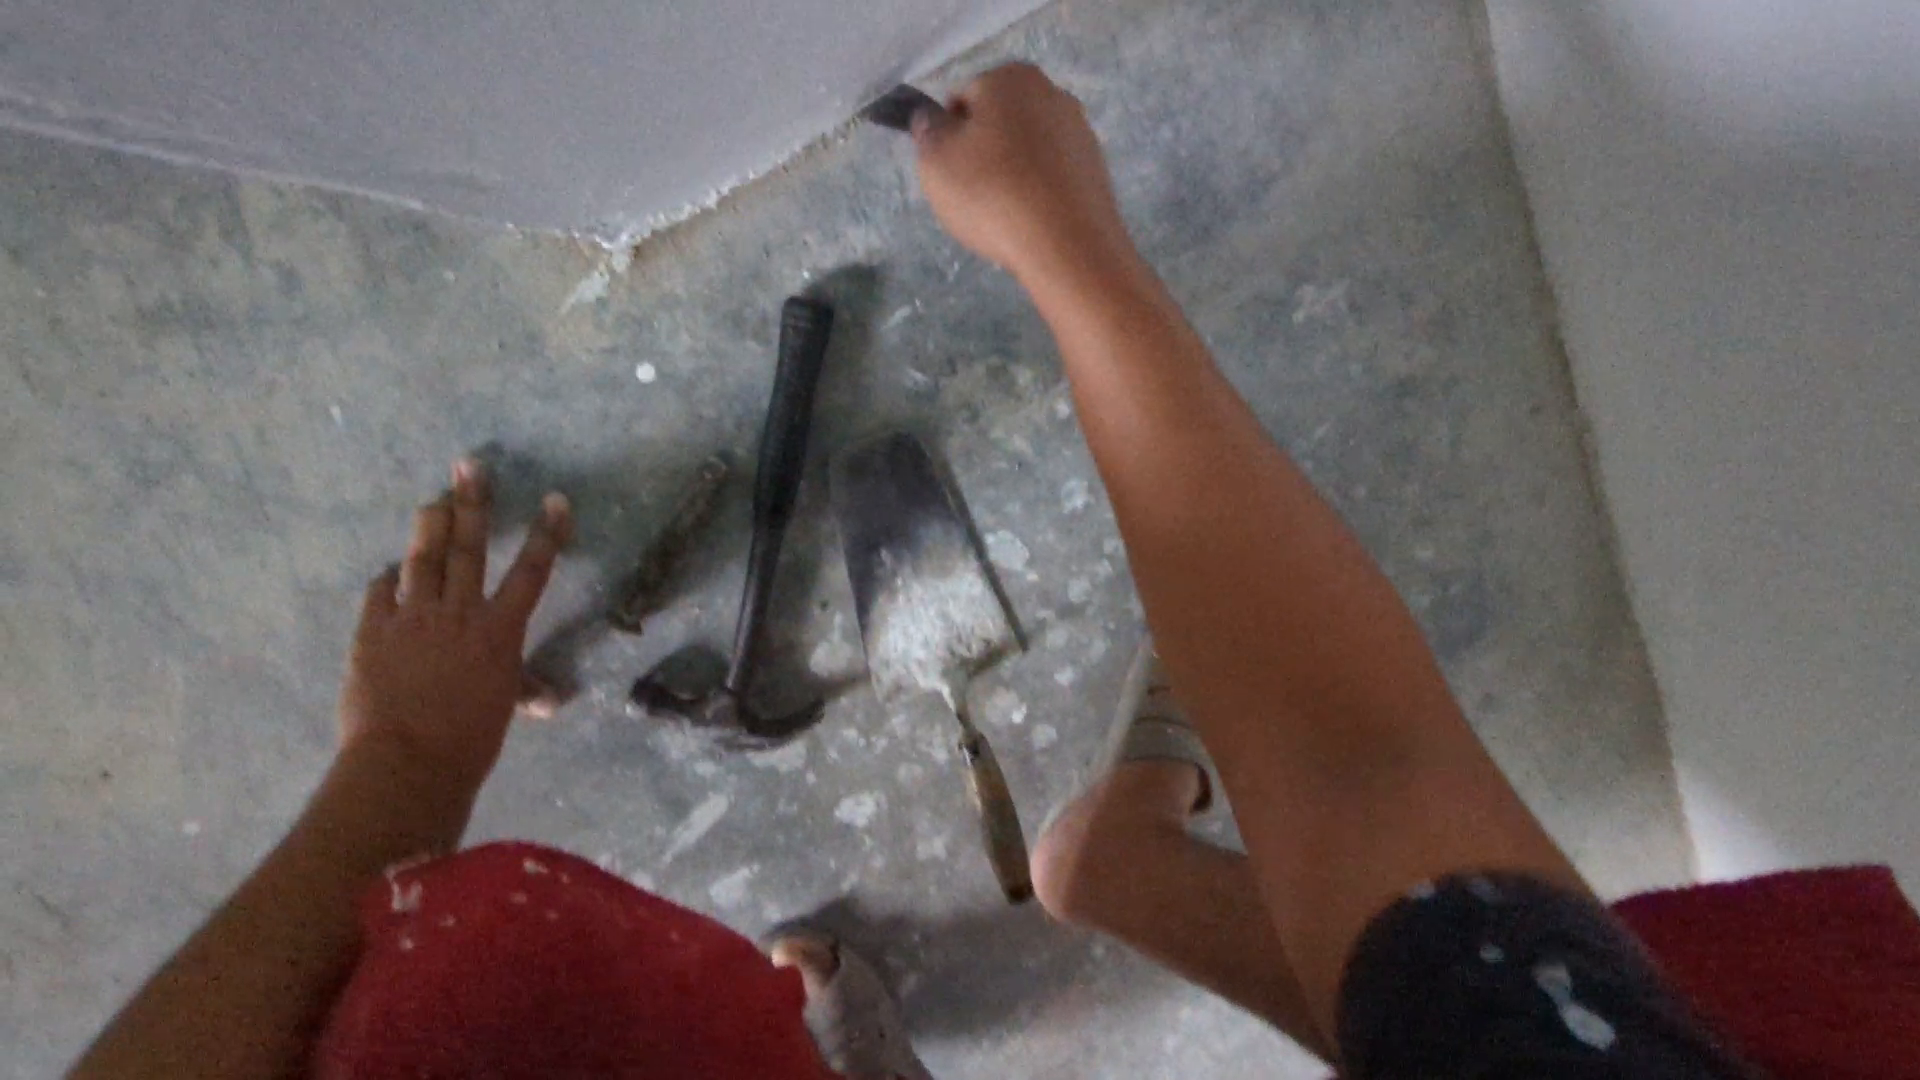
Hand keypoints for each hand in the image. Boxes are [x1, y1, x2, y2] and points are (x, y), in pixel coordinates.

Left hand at [339, 459, 571, 793]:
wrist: (407, 762)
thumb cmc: (472, 738)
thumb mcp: (505, 708)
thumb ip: (525, 691)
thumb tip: (549, 702)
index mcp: (500, 630)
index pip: (531, 571)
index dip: (546, 534)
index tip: (555, 500)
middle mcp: (459, 613)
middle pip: (468, 548)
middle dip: (473, 504)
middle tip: (471, 467)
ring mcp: (412, 619)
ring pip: (423, 560)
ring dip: (429, 525)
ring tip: (434, 498)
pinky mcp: (372, 634)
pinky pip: (380, 594)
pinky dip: (388, 578)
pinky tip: (391, 568)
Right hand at [913, 63, 1137, 285]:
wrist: (1067, 247)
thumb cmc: (992, 195)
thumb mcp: (936, 161)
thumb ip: (927, 131)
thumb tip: (932, 119)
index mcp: (1011, 77)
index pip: (962, 99)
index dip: (948, 137)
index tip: (950, 173)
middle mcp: (1053, 93)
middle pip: (999, 124)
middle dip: (983, 155)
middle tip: (974, 198)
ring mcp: (1081, 133)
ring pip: (1028, 153)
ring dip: (1011, 177)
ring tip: (1005, 217)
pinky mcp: (1097, 173)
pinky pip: (1052, 179)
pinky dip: (1038, 196)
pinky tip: (1032, 224)